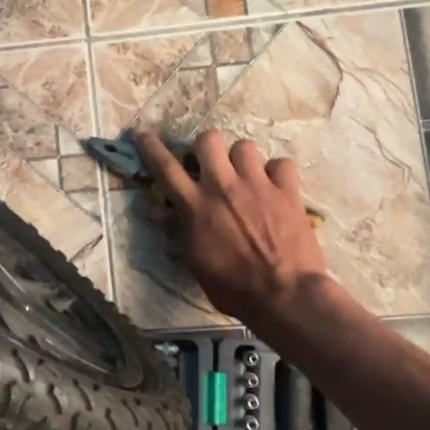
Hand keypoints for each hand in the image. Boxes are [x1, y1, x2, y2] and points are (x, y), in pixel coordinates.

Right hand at [133, 129, 329, 325]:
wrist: (283, 294)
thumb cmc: (231, 286)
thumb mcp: (194, 261)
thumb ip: (178, 230)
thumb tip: (158, 211)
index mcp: (195, 206)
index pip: (165, 167)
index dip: (151, 147)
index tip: (142, 134)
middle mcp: (223, 187)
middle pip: (208, 140)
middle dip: (206, 148)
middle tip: (209, 165)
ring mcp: (257, 186)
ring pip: (245, 146)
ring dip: (241, 159)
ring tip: (245, 176)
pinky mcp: (287, 191)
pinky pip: (281, 163)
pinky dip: (277, 173)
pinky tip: (276, 187)